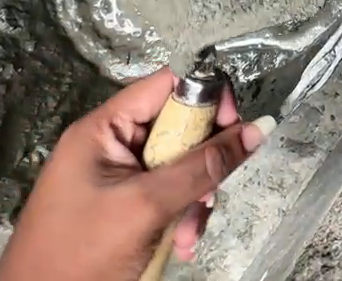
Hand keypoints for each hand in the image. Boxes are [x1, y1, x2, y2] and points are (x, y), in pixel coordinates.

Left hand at [0, 68, 268, 279]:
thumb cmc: (79, 257)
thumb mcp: (147, 207)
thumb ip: (205, 165)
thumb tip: (261, 127)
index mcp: (103, 130)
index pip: (169, 84)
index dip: (207, 97)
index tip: (232, 128)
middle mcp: (110, 145)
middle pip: (181, 127)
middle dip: (204, 162)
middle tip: (213, 190)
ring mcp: (116, 177)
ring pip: (181, 164)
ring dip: (196, 196)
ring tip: (190, 233)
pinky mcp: (122, 205)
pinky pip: (169, 192)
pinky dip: (183, 214)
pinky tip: (180, 243)